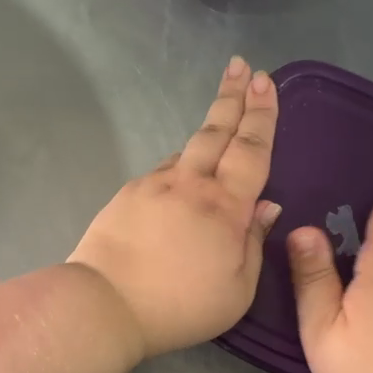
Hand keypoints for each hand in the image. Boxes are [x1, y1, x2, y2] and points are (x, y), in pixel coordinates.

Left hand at [69, 57, 282, 357]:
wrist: (105, 304)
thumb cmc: (180, 305)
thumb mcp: (237, 289)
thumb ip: (254, 243)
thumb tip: (266, 206)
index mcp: (224, 206)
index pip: (251, 150)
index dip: (262, 115)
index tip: (266, 83)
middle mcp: (190, 184)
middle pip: (216, 131)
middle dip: (233, 96)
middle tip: (243, 67)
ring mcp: (154, 186)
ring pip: (187, 151)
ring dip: (207, 133)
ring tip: (220, 124)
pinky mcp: (127, 196)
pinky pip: (162, 172)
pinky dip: (180, 167)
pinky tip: (181, 180)